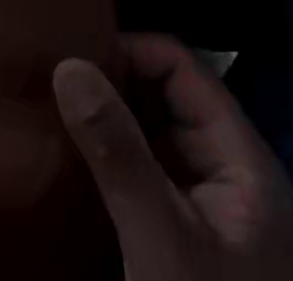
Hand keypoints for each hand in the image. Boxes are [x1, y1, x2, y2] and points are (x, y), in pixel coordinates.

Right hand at [53, 35, 292, 280]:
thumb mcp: (163, 240)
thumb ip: (119, 153)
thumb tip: (70, 64)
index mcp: (242, 157)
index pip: (185, 70)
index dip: (132, 51)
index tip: (71, 54)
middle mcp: (228, 171)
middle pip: (169, 102)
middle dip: (114, 85)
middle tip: (50, 82)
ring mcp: (209, 208)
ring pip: (156, 140)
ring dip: (109, 124)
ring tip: (51, 113)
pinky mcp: (189, 239)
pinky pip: (149, 179)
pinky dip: (113, 164)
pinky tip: (72, 164)